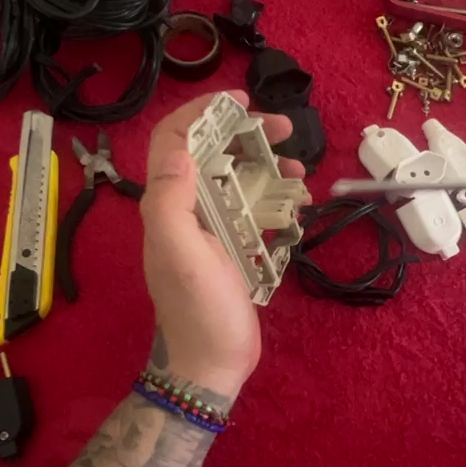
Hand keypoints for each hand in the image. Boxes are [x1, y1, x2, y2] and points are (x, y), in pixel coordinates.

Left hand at [140, 91, 304, 399]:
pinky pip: (251, 208)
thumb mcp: (181, 254)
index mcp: (166, 205)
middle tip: (283, 128)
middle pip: (209, 153)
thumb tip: (181, 149)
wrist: (212, 364)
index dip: (200, 112)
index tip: (239, 102)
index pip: (172, 141)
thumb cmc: (198, 311)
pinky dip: (273, 197)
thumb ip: (172, 200)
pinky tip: (298, 200)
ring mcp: (209, 228)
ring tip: (299, 167)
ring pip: (234, 178)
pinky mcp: (231, 247)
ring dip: (265, 164)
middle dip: (243, 133)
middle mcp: (184, 209)